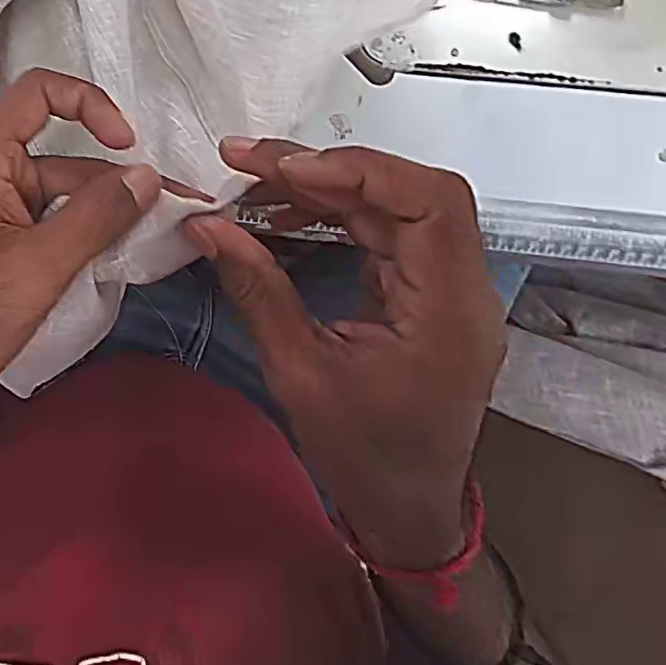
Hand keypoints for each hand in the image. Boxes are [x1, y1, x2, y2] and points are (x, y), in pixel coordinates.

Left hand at [0, 70, 161, 512]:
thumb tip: (145, 176)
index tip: (127, 144)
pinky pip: (44, 229)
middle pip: (62, 157)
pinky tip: (116, 259)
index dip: (89, 103)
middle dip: (118, 179)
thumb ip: (95, 217)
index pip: (39, 93)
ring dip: (104, 215)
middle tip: (178, 208)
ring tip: (159, 238)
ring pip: (58, 198)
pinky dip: (80, 238)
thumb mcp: (34, 269)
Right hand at [183, 139, 505, 569]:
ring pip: (388, 202)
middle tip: (246, 159)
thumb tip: (205, 226)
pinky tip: (282, 212)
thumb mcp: (298, 372)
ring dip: (320, 184)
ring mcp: (443, 283)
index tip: (286, 171)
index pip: (432, 204)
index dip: (361, 171)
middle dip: (323, 167)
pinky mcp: (420, 285)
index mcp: (448, 311)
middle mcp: (459, 286)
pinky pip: (378, 227)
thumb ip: (257, 289)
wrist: (406, 505)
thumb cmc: (362, 453)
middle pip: (405, 192)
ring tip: (252, 181)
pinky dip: (329, 210)